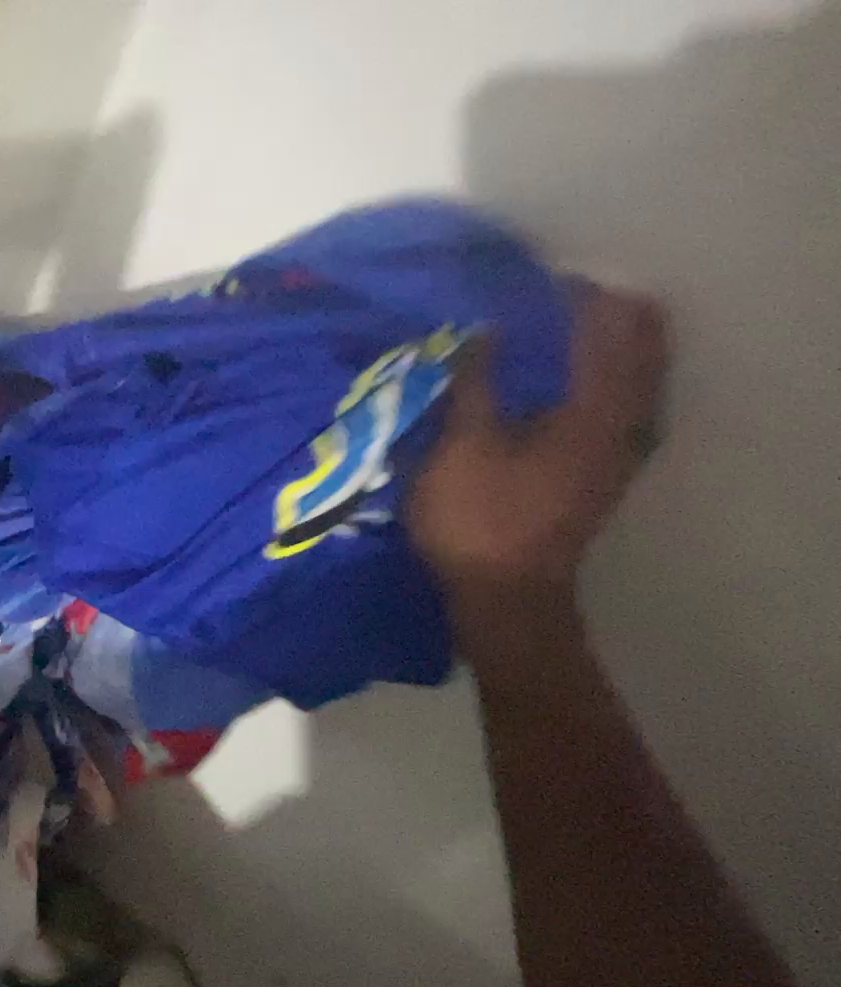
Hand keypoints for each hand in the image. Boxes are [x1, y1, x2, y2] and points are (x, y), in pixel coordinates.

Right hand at [410, 286, 669, 597]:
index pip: (605, 331)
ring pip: (636, 381)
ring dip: (612, 351)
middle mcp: (624, 424)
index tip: (542, 278)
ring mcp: (620, 452)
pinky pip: (622, 408)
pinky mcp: (604, 474)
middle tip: (566, 297)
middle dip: (609, 318)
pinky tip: (577, 386)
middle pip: (639, 351)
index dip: (579, 299)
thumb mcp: (461, 446)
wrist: (505, 593)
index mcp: (593, 410)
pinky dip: (606, 383)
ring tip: (577, 331)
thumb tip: (484, 334)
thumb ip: (475, 386)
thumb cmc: (477, 516)